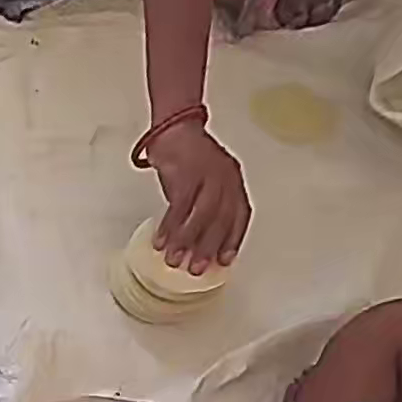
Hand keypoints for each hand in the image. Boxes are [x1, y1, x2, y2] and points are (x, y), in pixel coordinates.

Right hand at [148, 123, 250, 273]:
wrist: (174, 131)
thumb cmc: (187, 161)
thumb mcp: (205, 183)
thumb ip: (206, 208)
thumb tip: (195, 243)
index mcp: (234, 182)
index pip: (240, 215)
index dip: (233, 240)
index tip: (224, 262)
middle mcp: (226, 178)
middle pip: (221, 218)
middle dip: (208, 247)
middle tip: (196, 269)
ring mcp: (208, 174)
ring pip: (201, 215)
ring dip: (187, 241)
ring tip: (174, 260)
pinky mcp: (187, 172)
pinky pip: (179, 206)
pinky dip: (170, 226)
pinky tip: (161, 241)